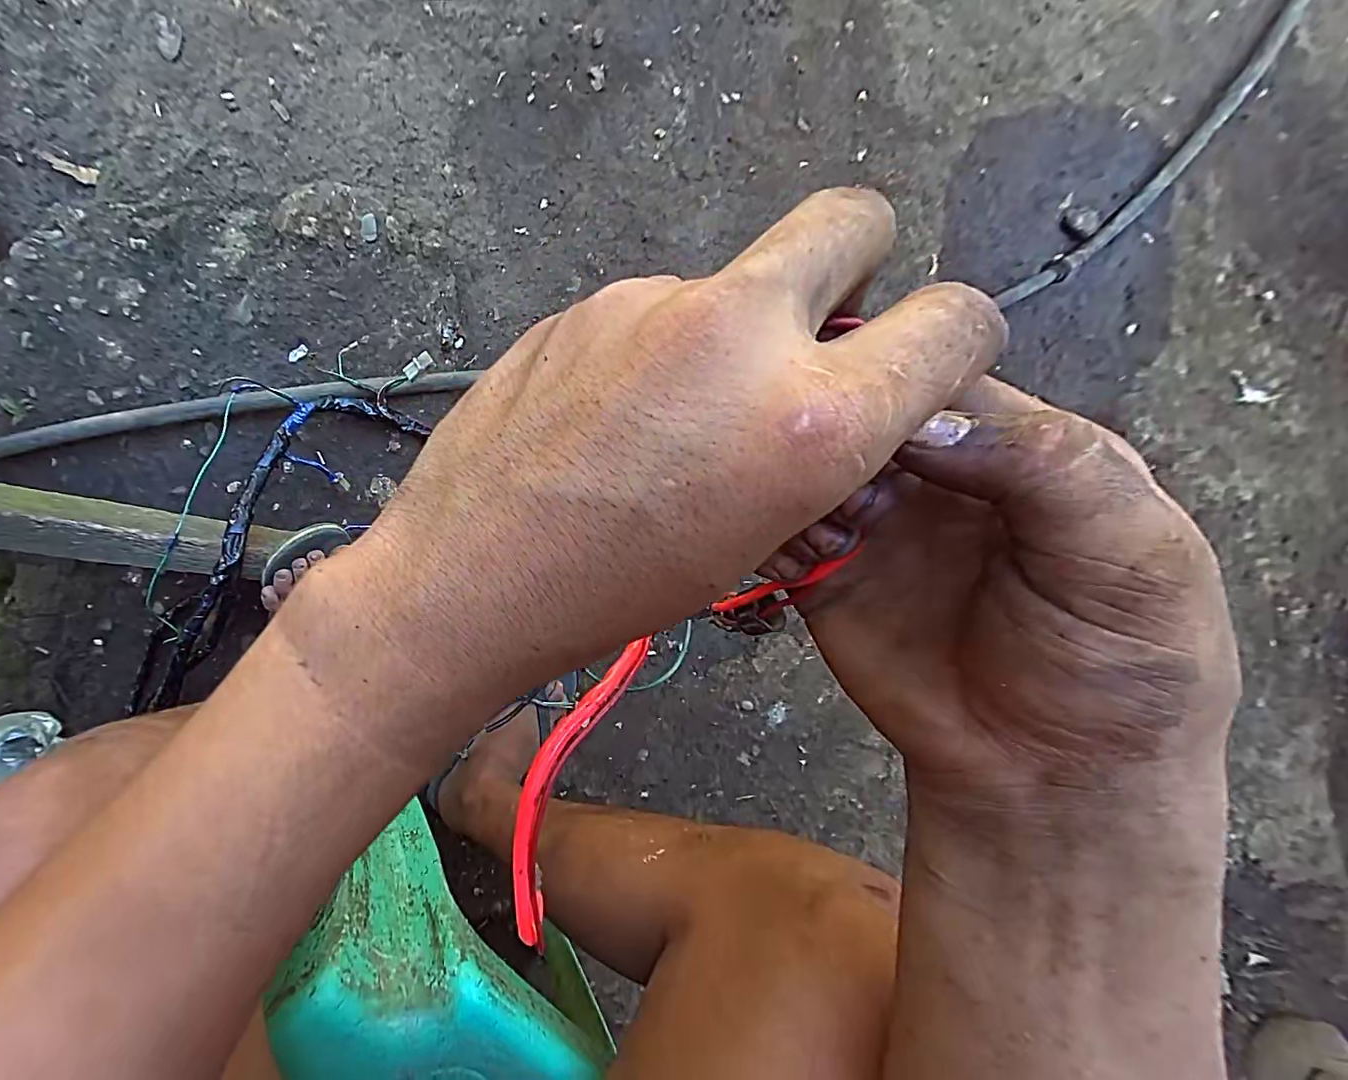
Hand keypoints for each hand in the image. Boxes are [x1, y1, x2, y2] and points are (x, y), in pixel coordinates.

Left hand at [343, 189, 1004, 698]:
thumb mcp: (749, 545)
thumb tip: (833, 394)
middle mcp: (731, 333)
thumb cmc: (602, 593)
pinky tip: (593, 414)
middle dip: (848, 272)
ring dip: (717, 334)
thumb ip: (812, 450)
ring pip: (722, 283)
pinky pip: (638, 313)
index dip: (941, 349)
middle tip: (796, 346)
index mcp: (806, 418)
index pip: (956, 321)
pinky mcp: (571, 310)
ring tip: (653, 419)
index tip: (902, 374)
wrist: (467, 576)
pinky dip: (639, 350)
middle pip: (849, 221)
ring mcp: (638, 305)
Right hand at [776, 377, 1239, 801]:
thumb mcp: (1131, 556)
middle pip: (852, 419)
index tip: (856, 403)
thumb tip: (923, 425)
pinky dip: (763, 534)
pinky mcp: (818, 572)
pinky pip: (772, 534)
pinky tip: (793, 558)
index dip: (892, 376)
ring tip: (819, 532)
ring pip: (802, 472)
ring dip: (791, 487)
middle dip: (826, 435)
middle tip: (823, 473)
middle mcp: (929, 479)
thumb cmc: (1117, 665)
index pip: (936, 379)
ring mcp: (867, 526)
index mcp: (1014, 451)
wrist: (1041, 771)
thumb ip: (1049, 469)